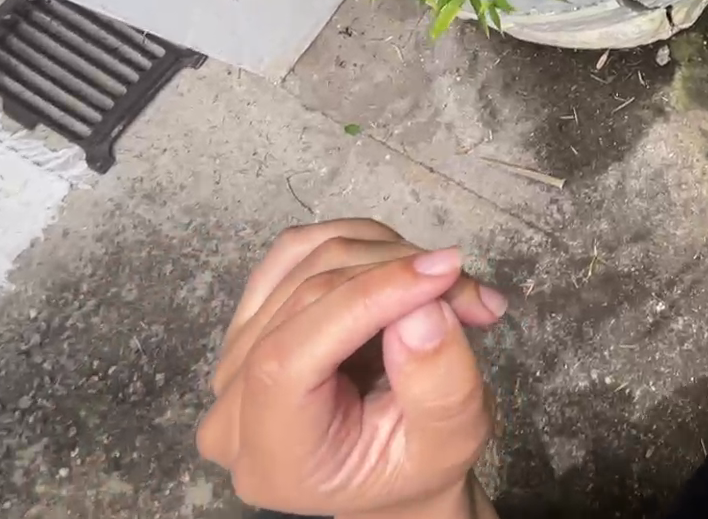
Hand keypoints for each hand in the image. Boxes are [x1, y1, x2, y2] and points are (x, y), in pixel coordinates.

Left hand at [197, 219, 507, 518]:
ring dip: (398, 256)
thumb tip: (422, 308)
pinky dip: (368, 242)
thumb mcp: (455, 437)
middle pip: (309, 295)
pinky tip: (405, 269)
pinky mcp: (253, 316)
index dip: (368, 299)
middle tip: (476, 296)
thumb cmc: (423, 458)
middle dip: (406, 275)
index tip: (447, 271)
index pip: (289, 358)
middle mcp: (231, 406)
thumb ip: (439, 383)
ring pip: (313, 259)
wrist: (395, 464)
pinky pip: (303, 246)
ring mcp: (233, 356)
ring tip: (453, 288)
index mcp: (273, 455)